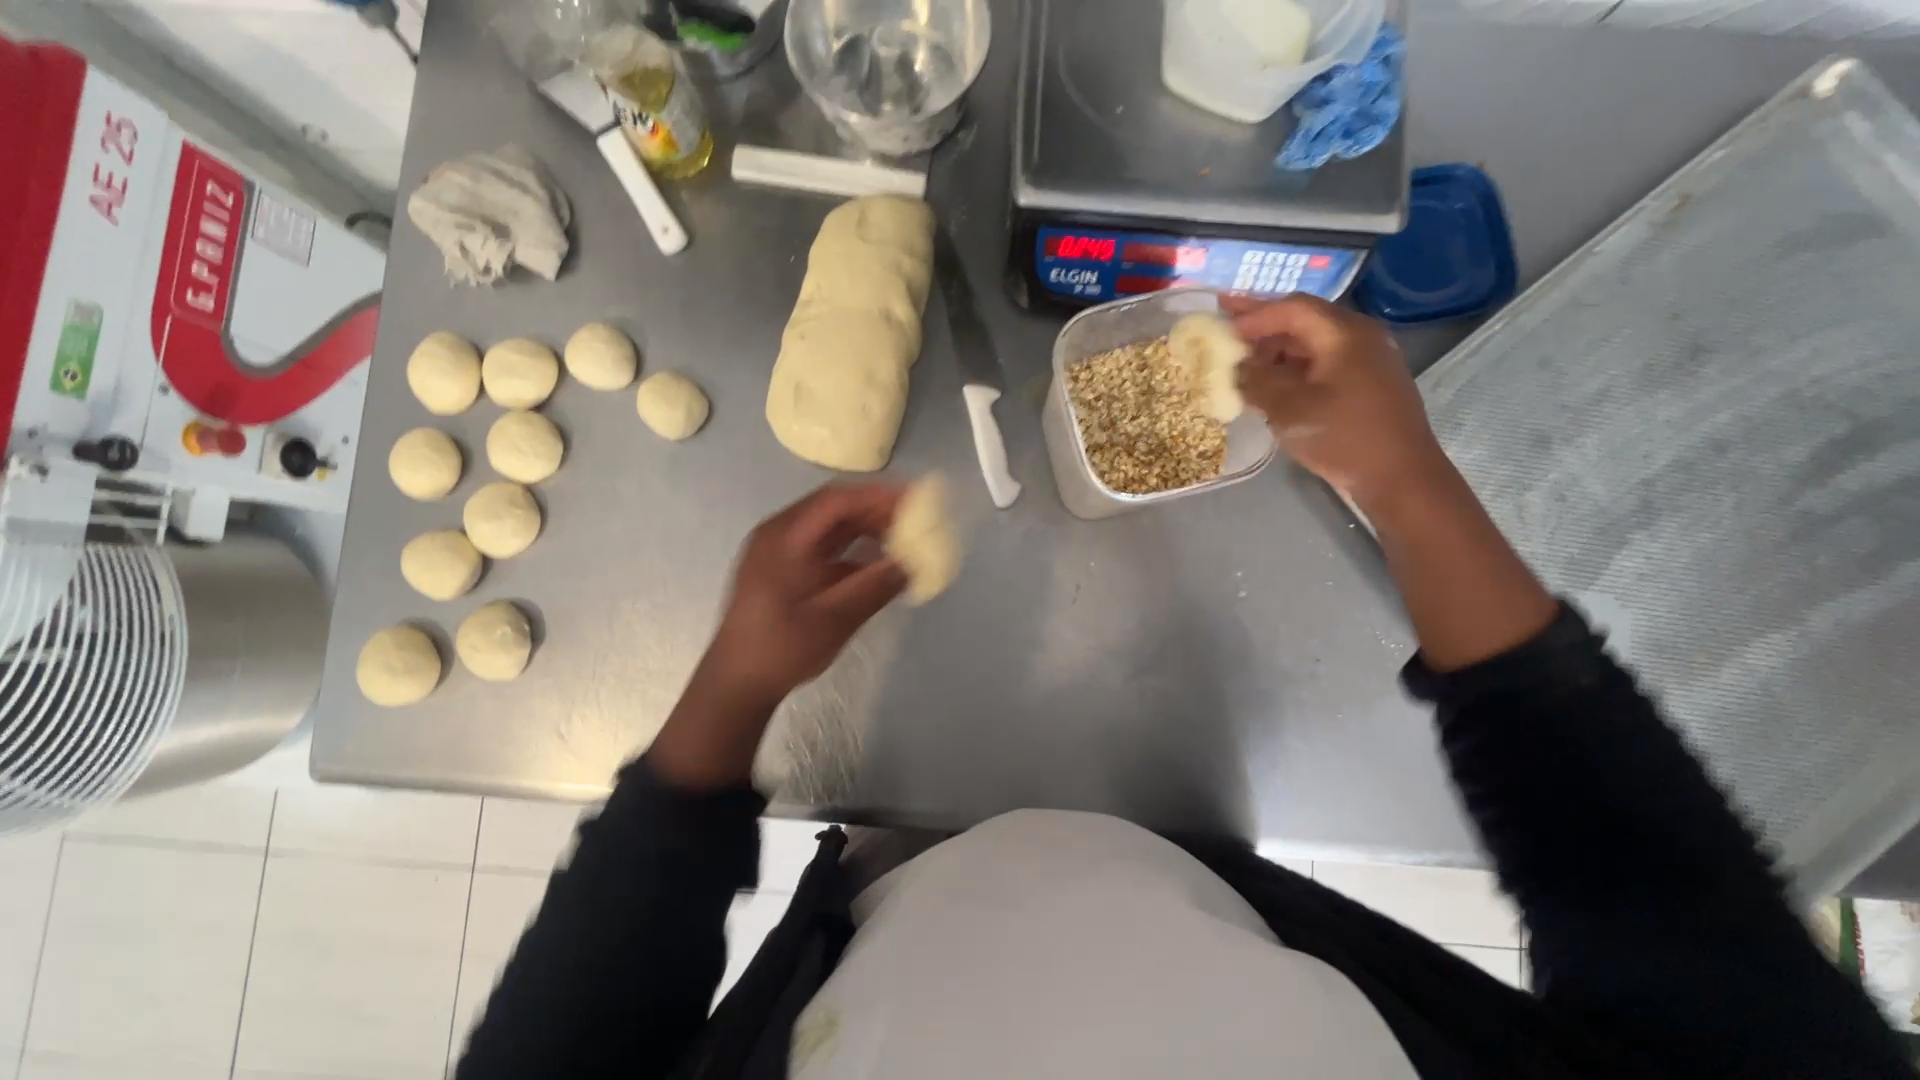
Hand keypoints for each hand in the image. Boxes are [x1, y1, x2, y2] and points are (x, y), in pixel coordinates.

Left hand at [703, 483, 908, 706]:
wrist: (736, 684)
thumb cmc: (780, 650)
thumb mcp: (834, 619)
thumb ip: (875, 586)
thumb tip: (915, 561)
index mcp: (783, 538)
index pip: (836, 501)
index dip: (878, 496)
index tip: (916, 501)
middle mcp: (779, 535)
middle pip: (833, 509)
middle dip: (876, 512)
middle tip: (916, 522)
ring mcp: (779, 552)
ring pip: (830, 528)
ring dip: (866, 530)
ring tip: (903, 541)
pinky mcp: (783, 570)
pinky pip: (823, 548)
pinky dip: (852, 551)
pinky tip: (876, 567)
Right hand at [1222, 293, 1448, 508]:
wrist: (1400, 478)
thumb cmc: (1343, 437)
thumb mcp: (1289, 409)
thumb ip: (1256, 381)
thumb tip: (1235, 367)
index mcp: (1345, 333)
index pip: (1292, 308)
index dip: (1253, 315)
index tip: (1222, 328)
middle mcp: (1360, 336)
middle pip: (1304, 320)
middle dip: (1263, 323)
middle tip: (1225, 320)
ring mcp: (1367, 360)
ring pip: (1313, 343)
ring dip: (1276, 348)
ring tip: (1242, 359)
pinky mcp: (1367, 383)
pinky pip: (1324, 362)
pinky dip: (1293, 366)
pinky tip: (1271, 380)